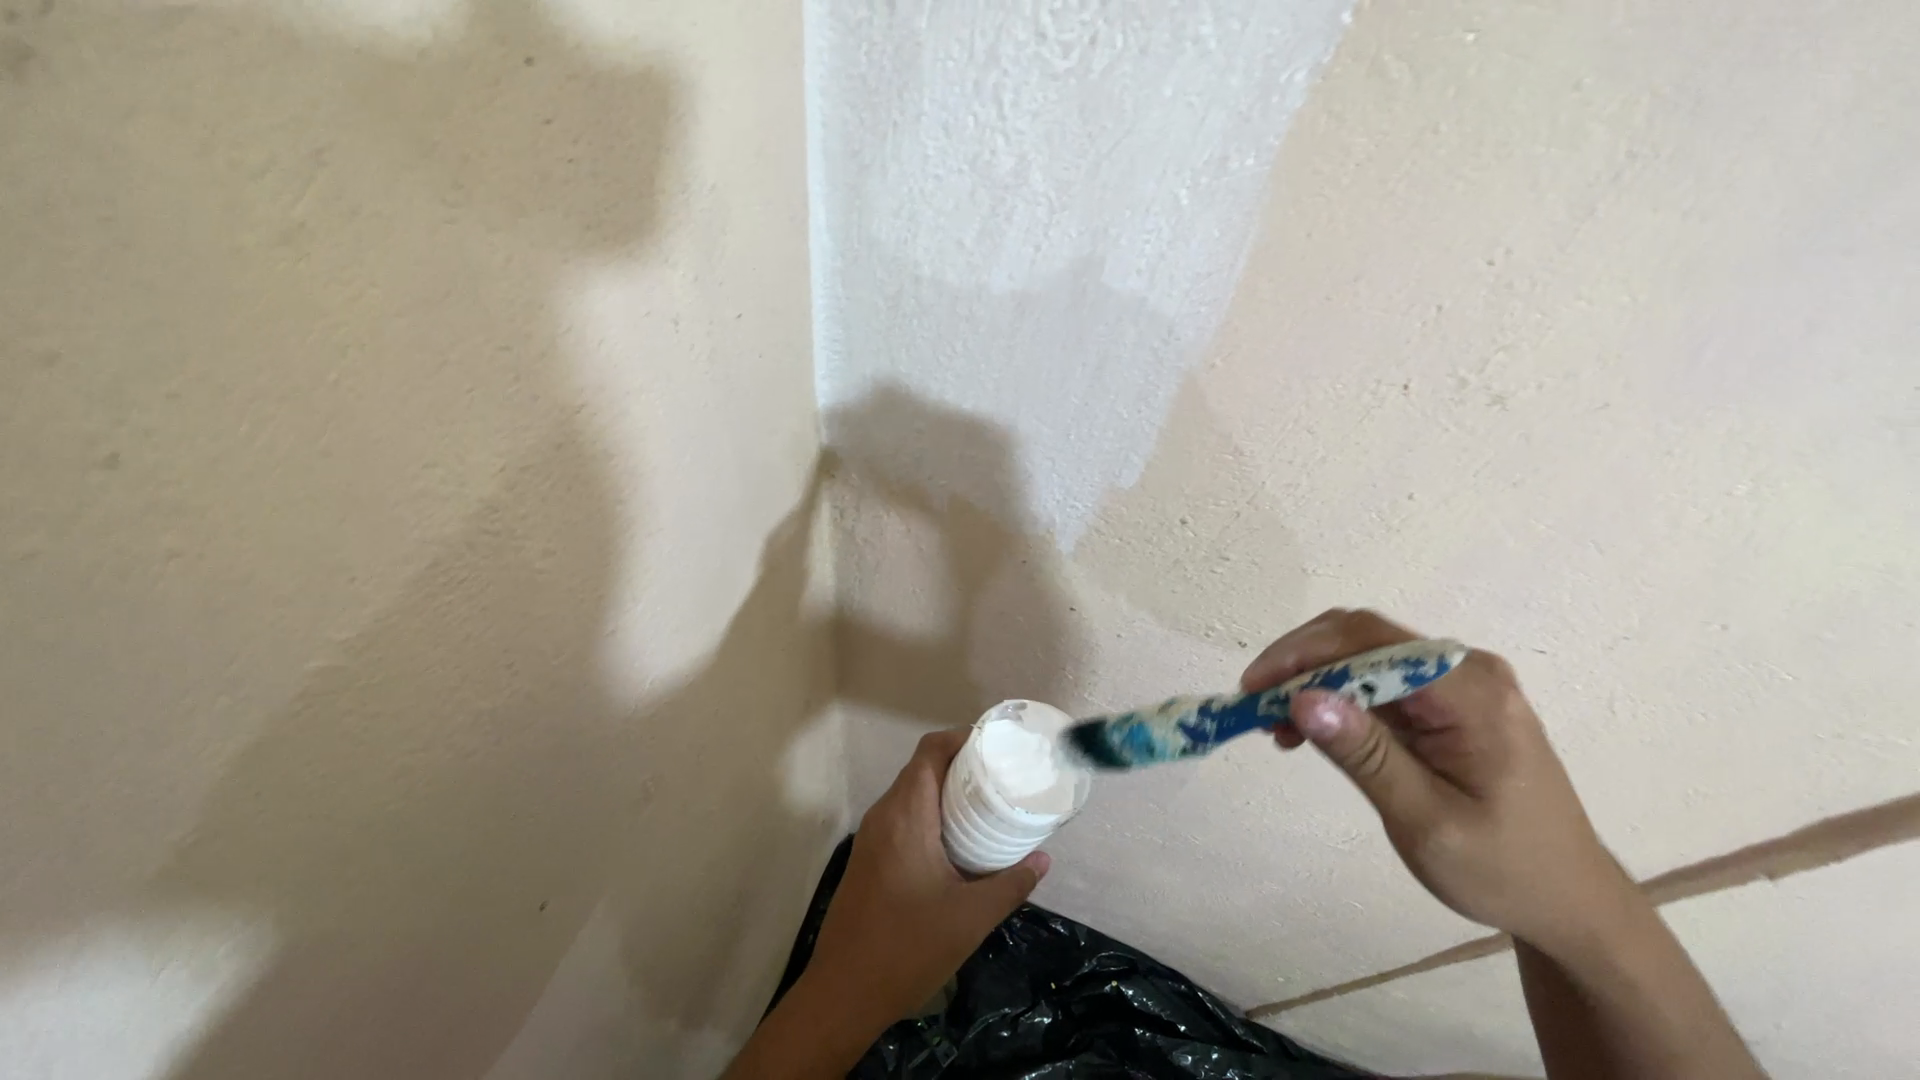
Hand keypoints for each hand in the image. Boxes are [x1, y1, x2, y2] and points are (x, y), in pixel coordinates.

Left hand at [804, 729, 1048, 1029]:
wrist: (843, 992)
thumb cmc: (908, 948)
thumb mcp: (971, 918)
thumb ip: (1010, 884)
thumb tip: (1043, 859)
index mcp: (906, 815)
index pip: (930, 751)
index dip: (962, 739)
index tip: (998, 748)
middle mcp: (884, 816)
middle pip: (922, 768)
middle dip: (961, 766)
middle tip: (1002, 778)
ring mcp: (871, 838)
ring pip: (911, 794)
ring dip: (945, 793)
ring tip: (987, 806)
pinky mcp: (868, 859)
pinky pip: (902, 818)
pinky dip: (930, 815)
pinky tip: (957, 842)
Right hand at [1243, 609, 1628, 949]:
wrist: (1567, 901)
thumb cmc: (1502, 869)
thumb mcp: (1425, 820)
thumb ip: (1364, 754)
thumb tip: (1300, 697)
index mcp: (1471, 692)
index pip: (1368, 640)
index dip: (1301, 654)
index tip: (1251, 690)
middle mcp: (1467, 671)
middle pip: (1362, 637)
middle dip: (1299, 663)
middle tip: (1254, 706)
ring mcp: (1460, 684)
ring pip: (1364, 655)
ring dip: (1312, 680)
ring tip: (1275, 726)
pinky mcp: (1448, 703)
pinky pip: (1379, 681)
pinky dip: (1335, 698)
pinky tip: (1309, 732)